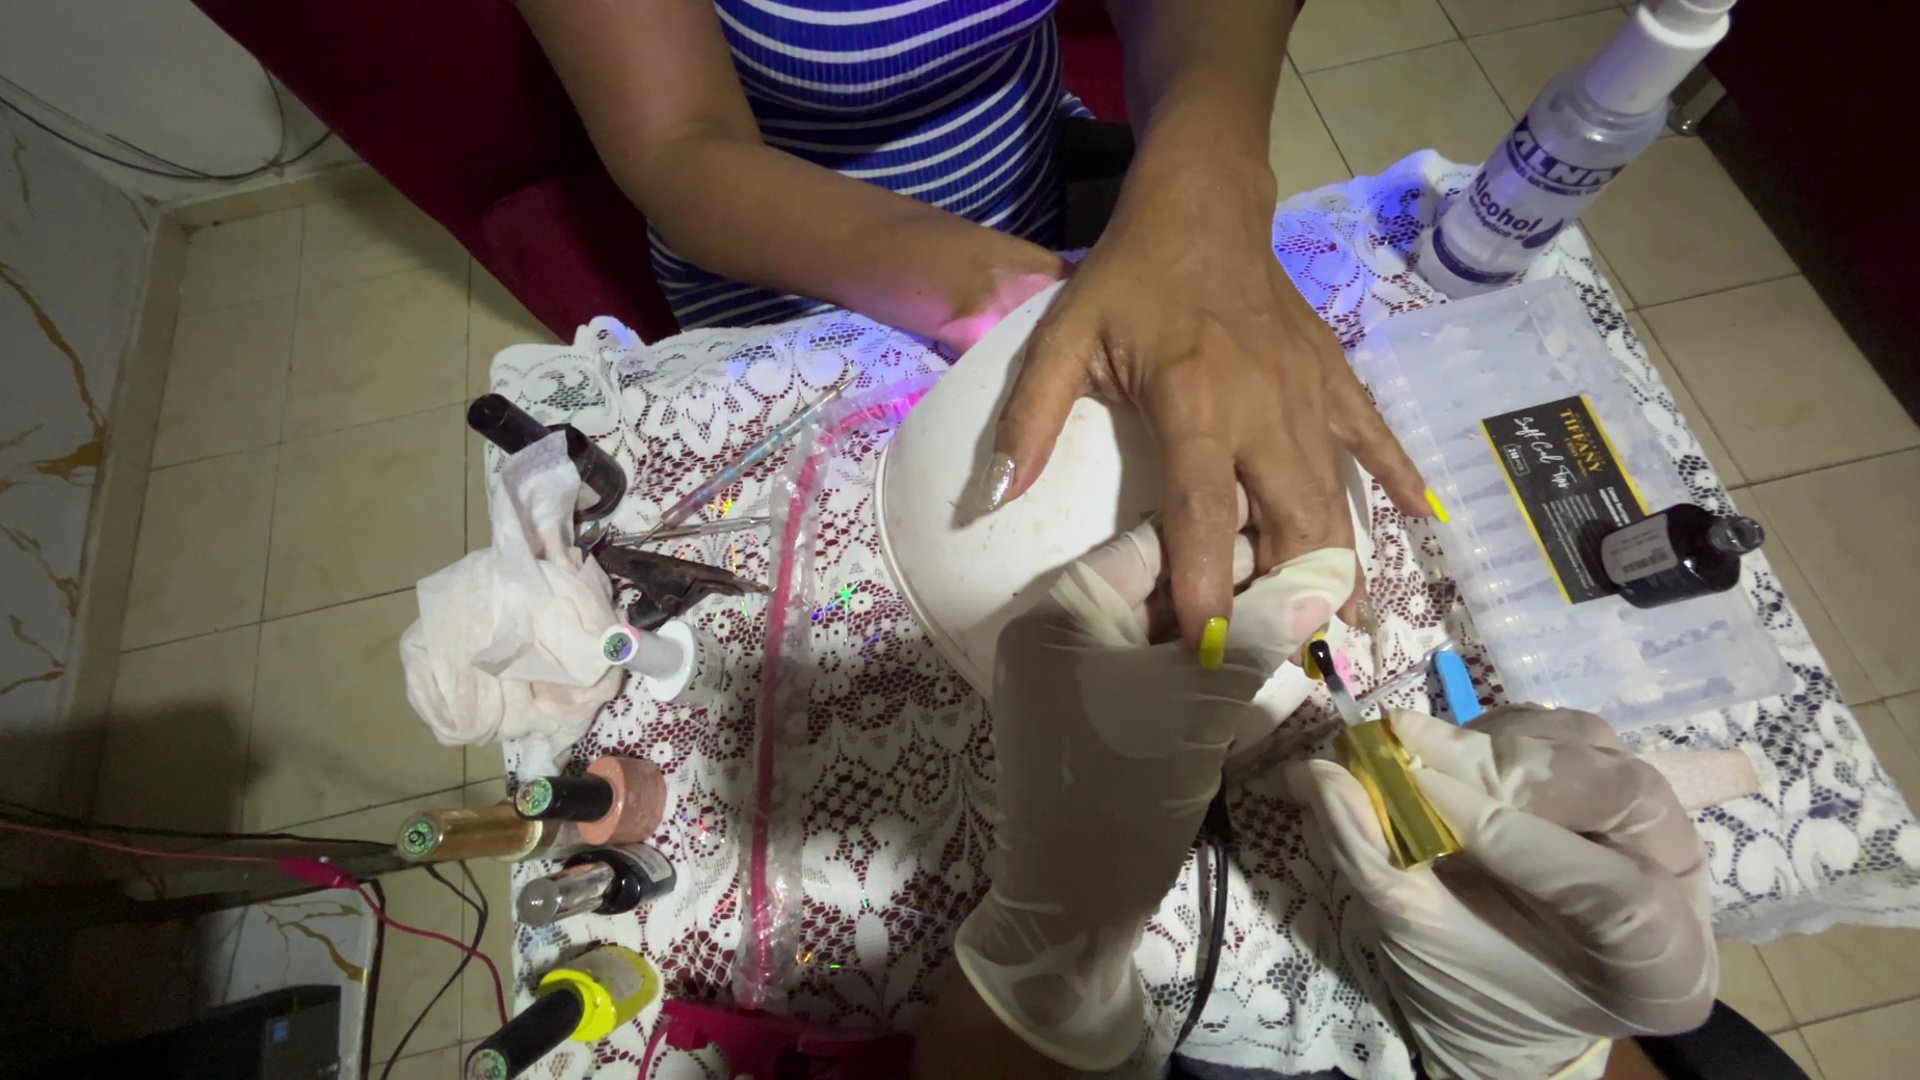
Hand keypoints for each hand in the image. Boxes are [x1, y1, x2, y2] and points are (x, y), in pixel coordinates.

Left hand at [956, 520, 1351, 1069]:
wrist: (1074, 899)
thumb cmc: (1129, 782)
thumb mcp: (1200, 702)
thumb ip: (1257, 634)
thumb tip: (1321, 580)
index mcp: (1060, 611)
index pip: (1147, 549)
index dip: (1218, 546)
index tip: (1285, 544)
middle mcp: (1050, 633)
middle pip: (1148, 594)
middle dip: (1221, 597)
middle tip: (1293, 593)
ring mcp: (1058, 677)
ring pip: (1147, 637)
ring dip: (1209, 639)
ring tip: (1278, 631)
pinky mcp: (1076, 713)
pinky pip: (1135, 674)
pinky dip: (1183, 674)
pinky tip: (1237, 679)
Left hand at [984, 162, 1428, 646]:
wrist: (1203, 205)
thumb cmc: (1128, 278)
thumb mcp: (1063, 339)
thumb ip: (1030, 420)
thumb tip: (996, 497)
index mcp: (1195, 401)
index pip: (1203, 511)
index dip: (1207, 583)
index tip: (1208, 647)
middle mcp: (1265, 407)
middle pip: (1290, 519)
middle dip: (1288, 593)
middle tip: (1279, 657)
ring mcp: (1310, 393)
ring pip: (1335, 494)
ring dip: (1338, 563)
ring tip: (1342, 630)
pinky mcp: (1334, 377)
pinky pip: (1373, 436)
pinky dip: (1396, 479)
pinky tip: (1420, 524)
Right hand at [1290, 707, 1717, 1079]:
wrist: (1503, 988)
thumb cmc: (1465, 984)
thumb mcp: (1411, 936)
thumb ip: (1368, 856)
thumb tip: (1317, 773)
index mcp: (1658, 968)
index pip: (1608, 890)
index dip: (1506, 831)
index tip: (1410, 787)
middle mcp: (1683, 887)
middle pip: (1625, 794)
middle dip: (1506, 765)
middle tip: (1409, 749)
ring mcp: (1654, 827)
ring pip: (1596, 747)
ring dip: (1499, 739)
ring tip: (1424, 754)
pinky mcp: (1609, 782)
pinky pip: (1566, 728)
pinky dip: (1499, 728)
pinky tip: (1453, 754)